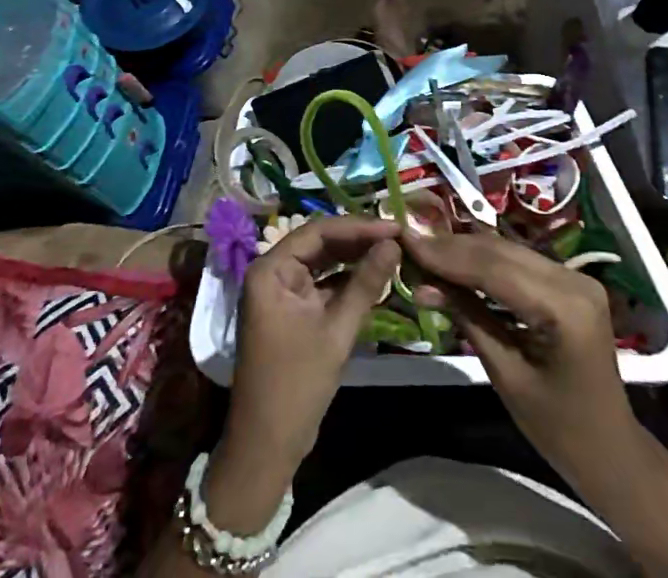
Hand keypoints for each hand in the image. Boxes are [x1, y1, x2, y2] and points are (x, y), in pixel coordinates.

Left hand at [227, 216, 401, 467]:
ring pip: (323, 264)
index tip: (396, 226)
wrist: (267, 443)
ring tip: (394, 252)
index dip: (359, 226)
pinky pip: (323, 285)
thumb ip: (365, 283)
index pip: (318, 232)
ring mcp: (281, 294)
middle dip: (359, 240)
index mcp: (271, 271)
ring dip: (355, 259)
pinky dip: (347, 282)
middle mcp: (272, 274)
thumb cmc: (297, 383)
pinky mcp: (293, 313)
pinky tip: (376, 278)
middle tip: (400, 237)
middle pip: (320, 244)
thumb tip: (393, 244)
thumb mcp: (336, 330)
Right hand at [400, 230, 633, 472]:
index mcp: (564, 308)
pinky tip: (457, 265)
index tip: (406, 241)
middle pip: (502, 252)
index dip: (447, 254)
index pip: (494, 268)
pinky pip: (522, 263)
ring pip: (510, 252)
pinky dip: (487, 263)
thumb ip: (468, 319)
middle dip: (453, 248)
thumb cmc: (557, 425)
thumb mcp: (505, 374)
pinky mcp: (571, 284)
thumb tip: (422, 284)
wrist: (608, 446)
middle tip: (410, 244)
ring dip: (467, 251)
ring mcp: (576, 278)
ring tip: (425, 252)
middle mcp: (575, 280)